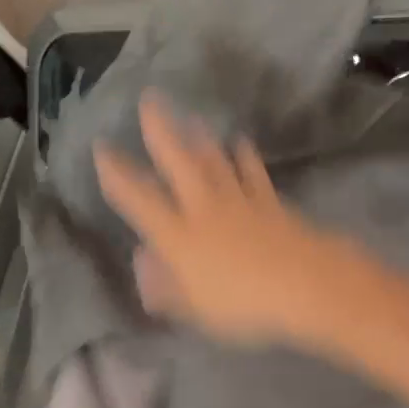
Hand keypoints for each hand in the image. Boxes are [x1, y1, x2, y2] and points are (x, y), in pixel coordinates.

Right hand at [94, 93, 367, 347]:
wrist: (306, 285)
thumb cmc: (241, 305)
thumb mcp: (192, 308)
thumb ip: (163, 285)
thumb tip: (142, 259)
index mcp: (177, 236)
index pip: (139, 199)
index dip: (117, 174)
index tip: (102, 149)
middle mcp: (203, 210)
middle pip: (178, 162)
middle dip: (160, 130)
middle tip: (149, 99)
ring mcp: (239, 202)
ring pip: (214, 161)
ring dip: (200, 138)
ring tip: (190, 117)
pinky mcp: (269, 204)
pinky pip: (252, 174)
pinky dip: (244, 158)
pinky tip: (241, 143)